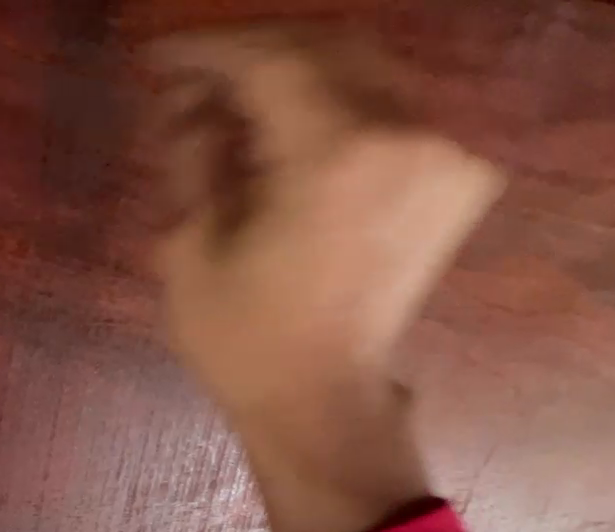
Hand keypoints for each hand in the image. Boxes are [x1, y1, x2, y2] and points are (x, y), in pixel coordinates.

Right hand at [151, 27, 503, 531]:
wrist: (319, 398)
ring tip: (226, 116)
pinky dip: (330, 114)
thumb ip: (194, 159)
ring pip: (362, 78)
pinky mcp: (455, 177)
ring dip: (290, 85)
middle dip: (251, 59)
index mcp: (337, 154)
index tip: (159, 57)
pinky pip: (388, 115)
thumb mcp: (191, 250)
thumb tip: (189, 106)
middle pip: (328, 51)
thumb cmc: (240, 339)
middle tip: (190, 84)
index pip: (272, 62)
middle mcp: (409, 133)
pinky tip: (281, 143)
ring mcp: (445, 153)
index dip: (209, 51)